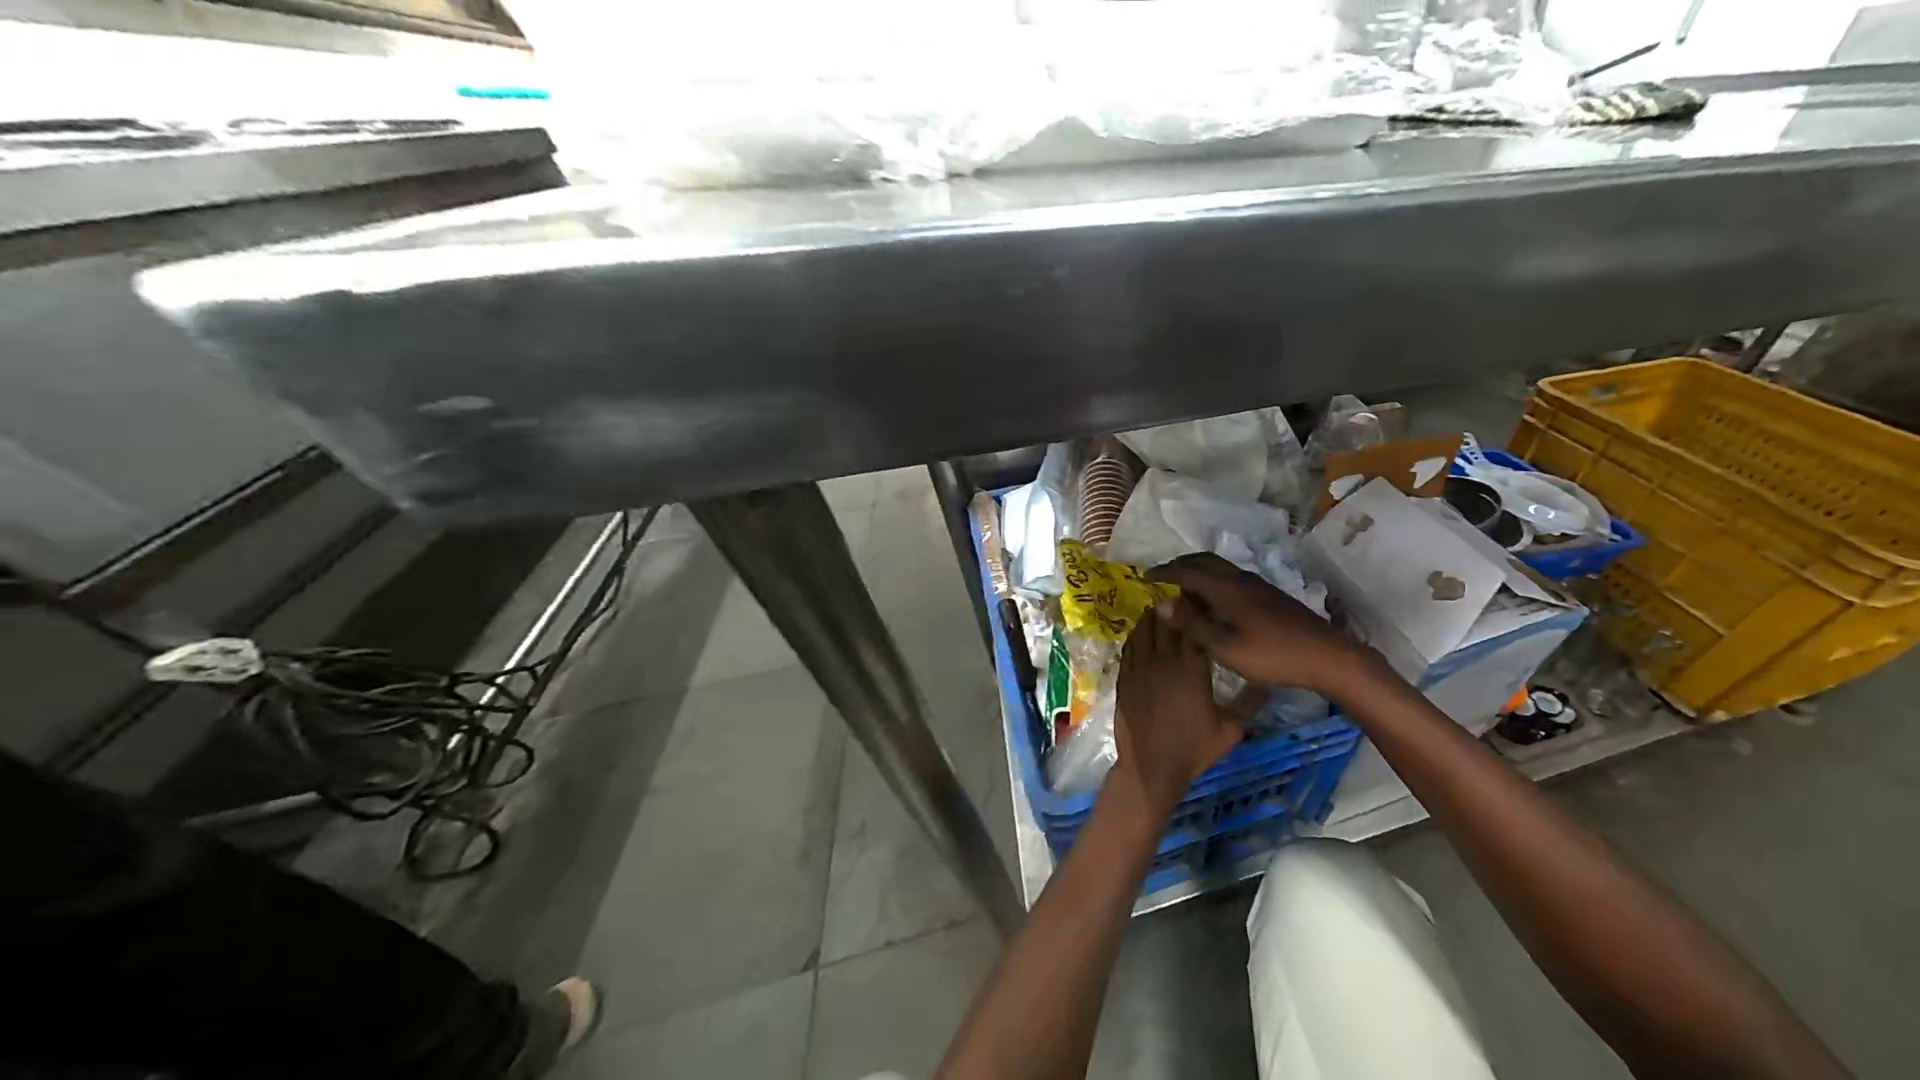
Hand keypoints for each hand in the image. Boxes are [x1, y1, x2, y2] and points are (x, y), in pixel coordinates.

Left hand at [1113, 605, 1244, 814]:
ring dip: (1154, 617)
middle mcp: (1164, 662)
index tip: (1205, 602)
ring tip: (1162, 607)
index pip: (1196, 630)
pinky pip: (1129, 647)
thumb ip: (1250, 702)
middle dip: (1176, 609)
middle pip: (1169, 624)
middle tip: (1182, 597)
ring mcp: (1140, 669)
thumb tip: (1269, 682)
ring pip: (1145, 631)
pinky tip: (1141, 629)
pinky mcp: (1124, 678)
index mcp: (1192, 670)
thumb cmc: (1194, 749)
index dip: (1200, 613)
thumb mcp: (1231, 729)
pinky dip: (1136, 634)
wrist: (1151, 767)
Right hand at [1149, 552, 1363, 695]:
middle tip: (1163, 576)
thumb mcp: (1225, 646)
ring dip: (1199, 571)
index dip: (1163, 573)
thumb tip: (1159, 603)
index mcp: (1226, 588)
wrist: (1329, 657)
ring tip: (1185, 589)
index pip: (1186, 572)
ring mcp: (1259, 586)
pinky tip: (1215, 602)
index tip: (1144, 577)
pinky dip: (1214, 581)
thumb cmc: (1272, 654)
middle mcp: (1240, 579)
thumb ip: (1192, 624)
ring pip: (1220, 568)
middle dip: (1180, 565)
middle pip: (1204, 561)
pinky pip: (1232, 578)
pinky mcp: (1271, 596)